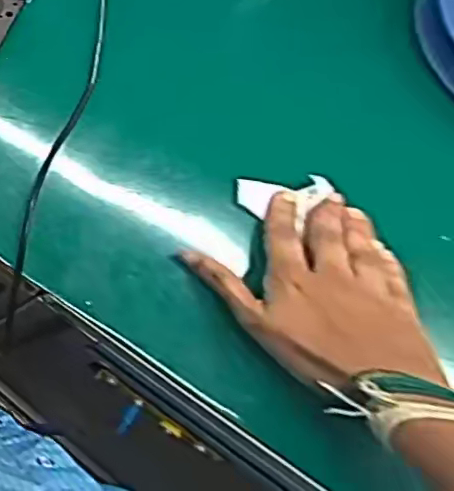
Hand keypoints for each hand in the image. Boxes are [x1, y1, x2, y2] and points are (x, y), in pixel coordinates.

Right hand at [182, 194, 443, 389]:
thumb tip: (186, 253)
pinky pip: (393, 276)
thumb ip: (224, 285)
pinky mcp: (400, 308)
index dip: (283, 215)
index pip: (283, 237)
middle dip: (325, 215)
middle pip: (326, 239)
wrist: (388, 391)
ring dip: (357, 230)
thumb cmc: (312, 355)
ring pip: (361, 252)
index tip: (287, 195)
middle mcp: (330, 277)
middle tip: (328, 194)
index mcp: (291, 278)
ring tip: (353, 212)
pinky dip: (387, 259)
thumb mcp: (256, 323)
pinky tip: (384, 250)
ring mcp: (370, 291)